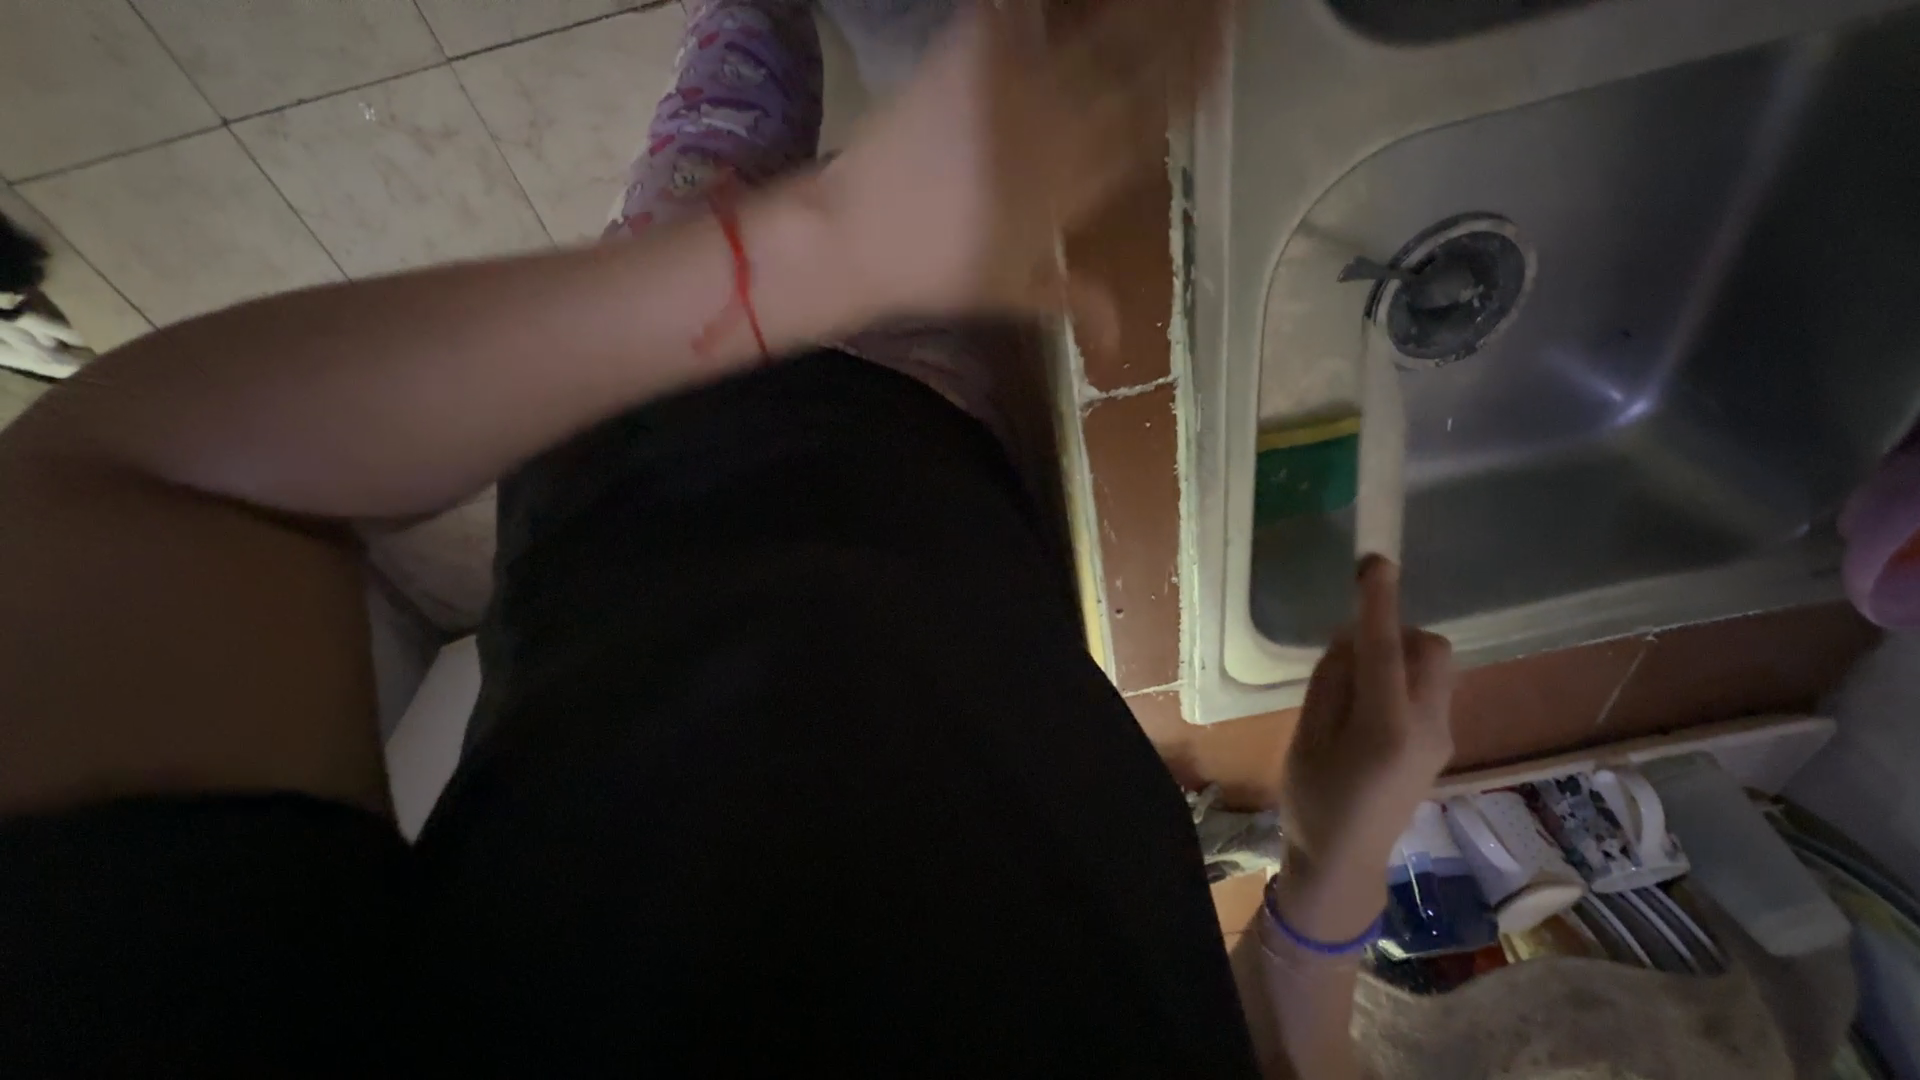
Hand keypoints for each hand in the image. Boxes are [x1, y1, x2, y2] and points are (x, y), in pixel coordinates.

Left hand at [814, 0, 1230, 324]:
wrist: (855, 238)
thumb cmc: (936, 273)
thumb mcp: (1014, 295)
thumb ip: (1076, 302)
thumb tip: (1121, 339)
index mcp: (1072, 192)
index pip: (1146, 130)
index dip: (1187, 88)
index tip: (1220, 55)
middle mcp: (1055, 136)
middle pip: (1133, 72)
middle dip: (1181, 30)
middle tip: (1218, 1)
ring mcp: (1012, 92)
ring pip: (1093, 34)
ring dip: (1133, 11)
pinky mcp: (968, 55)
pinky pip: (1023, 11)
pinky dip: (1044, 6)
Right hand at [1272, 557, 1454, 939]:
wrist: (1345, 863)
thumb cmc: (1313, 801)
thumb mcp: (1306, 738)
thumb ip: (1330, 683)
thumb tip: (1348, 638)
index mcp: (1386, 727)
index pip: (1387, 649)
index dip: (1379, 602)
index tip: (1374, 562)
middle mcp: (1428, 726)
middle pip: (1430, 649)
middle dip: (1397, 630)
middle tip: (1351, 649)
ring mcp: (1441, 736)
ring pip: (1435, 667)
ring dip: (1401, 654)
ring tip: (1354, 682)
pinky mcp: (1441, 744)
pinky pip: (1431, 689)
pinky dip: (1404, 676)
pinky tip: (1367, 705)